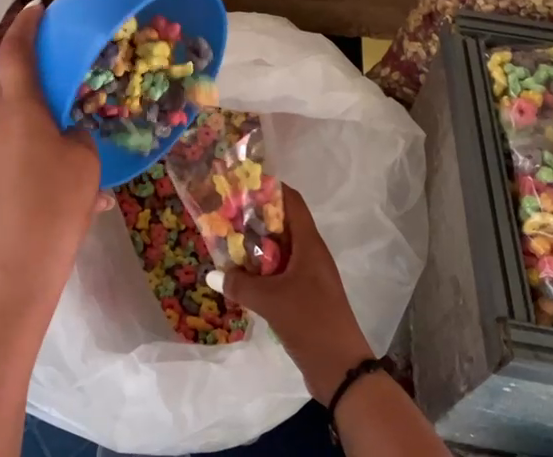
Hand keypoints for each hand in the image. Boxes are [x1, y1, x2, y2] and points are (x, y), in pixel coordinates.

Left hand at [0, 1, 103, 298]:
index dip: (26, 24)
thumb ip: (78, 133)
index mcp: (19, 108)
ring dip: (32, 106)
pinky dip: (29, 138)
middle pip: (9, 81)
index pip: (16, 51)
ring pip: (8, 114)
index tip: (40, 6)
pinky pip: (8, 142)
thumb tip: (69, 131)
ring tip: (66, 119)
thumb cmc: (54, 205)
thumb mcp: (84, 161)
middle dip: (32, 67)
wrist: (12, 269)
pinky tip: (57, 167)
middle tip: (63, 64)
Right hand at [209, 185, 374, 403]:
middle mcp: (311, 254)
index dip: (269, 188)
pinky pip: (281, 273)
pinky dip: (262, 270)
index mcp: (309, 244)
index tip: (242, 184)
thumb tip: (212, 273)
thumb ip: (239, 284)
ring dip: (257, 247)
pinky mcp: (306, 297)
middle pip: (283, 224)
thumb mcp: (270, 300)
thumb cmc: (310, 321)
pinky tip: (241, 277)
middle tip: (225, 214)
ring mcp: (310, 277)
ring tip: (226, 243)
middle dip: (255, 218)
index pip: (292, 202)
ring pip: (281, 250)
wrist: (341, 369)